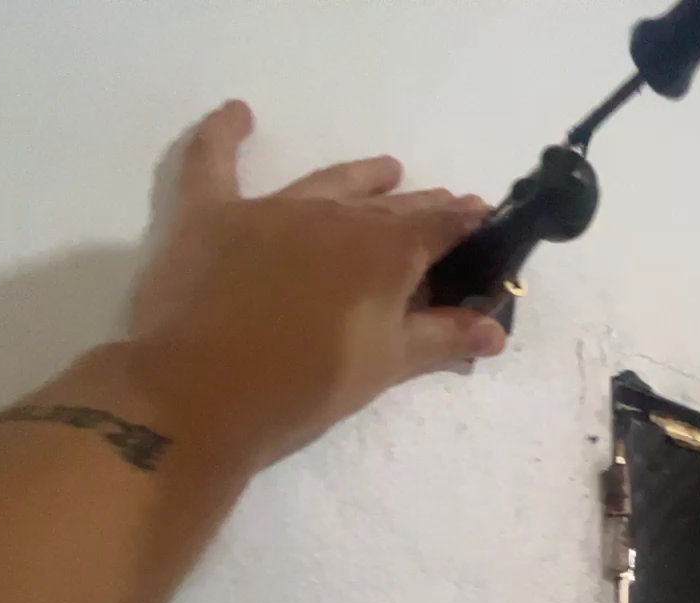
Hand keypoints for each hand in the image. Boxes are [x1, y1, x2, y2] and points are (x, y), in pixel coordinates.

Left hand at [117, 100, 507, 466]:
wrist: (203, 393)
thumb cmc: (312, 383)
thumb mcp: (390, 363)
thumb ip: (445, 338)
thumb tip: (497, 330)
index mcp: (384, 253)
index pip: (440, 227)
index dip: (467, 223)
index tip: (486, 220)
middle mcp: (334, 218)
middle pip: (391, 206)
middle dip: (426, 205)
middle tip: (449, 205)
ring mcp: (270, 210)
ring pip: (328, 183)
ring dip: (363, 177)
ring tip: (389, 170)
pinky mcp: (210, 215)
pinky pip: (213, 161)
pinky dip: (224, 134)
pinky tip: (238, 113)